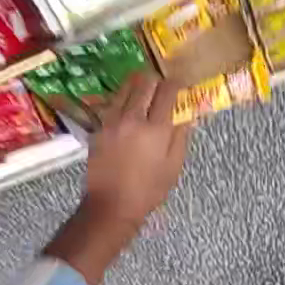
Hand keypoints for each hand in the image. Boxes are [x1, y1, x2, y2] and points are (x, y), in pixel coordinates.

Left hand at [81, 74, 189, 225]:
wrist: (111, 204)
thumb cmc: (148, 191)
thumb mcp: (173, 167)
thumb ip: (180, 138)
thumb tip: (186, 116)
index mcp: (156, 129)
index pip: (167, 91)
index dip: (175, 84)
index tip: (179, 85)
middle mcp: (133, 118)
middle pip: (144, 82)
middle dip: (155, 80)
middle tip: (161, 86)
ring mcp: (112, 121)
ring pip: (125, 88)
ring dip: (137, 85)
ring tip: (143, 91)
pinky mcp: (99, 127)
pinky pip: (112, 104)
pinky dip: (122, 100)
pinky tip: (127, 108)